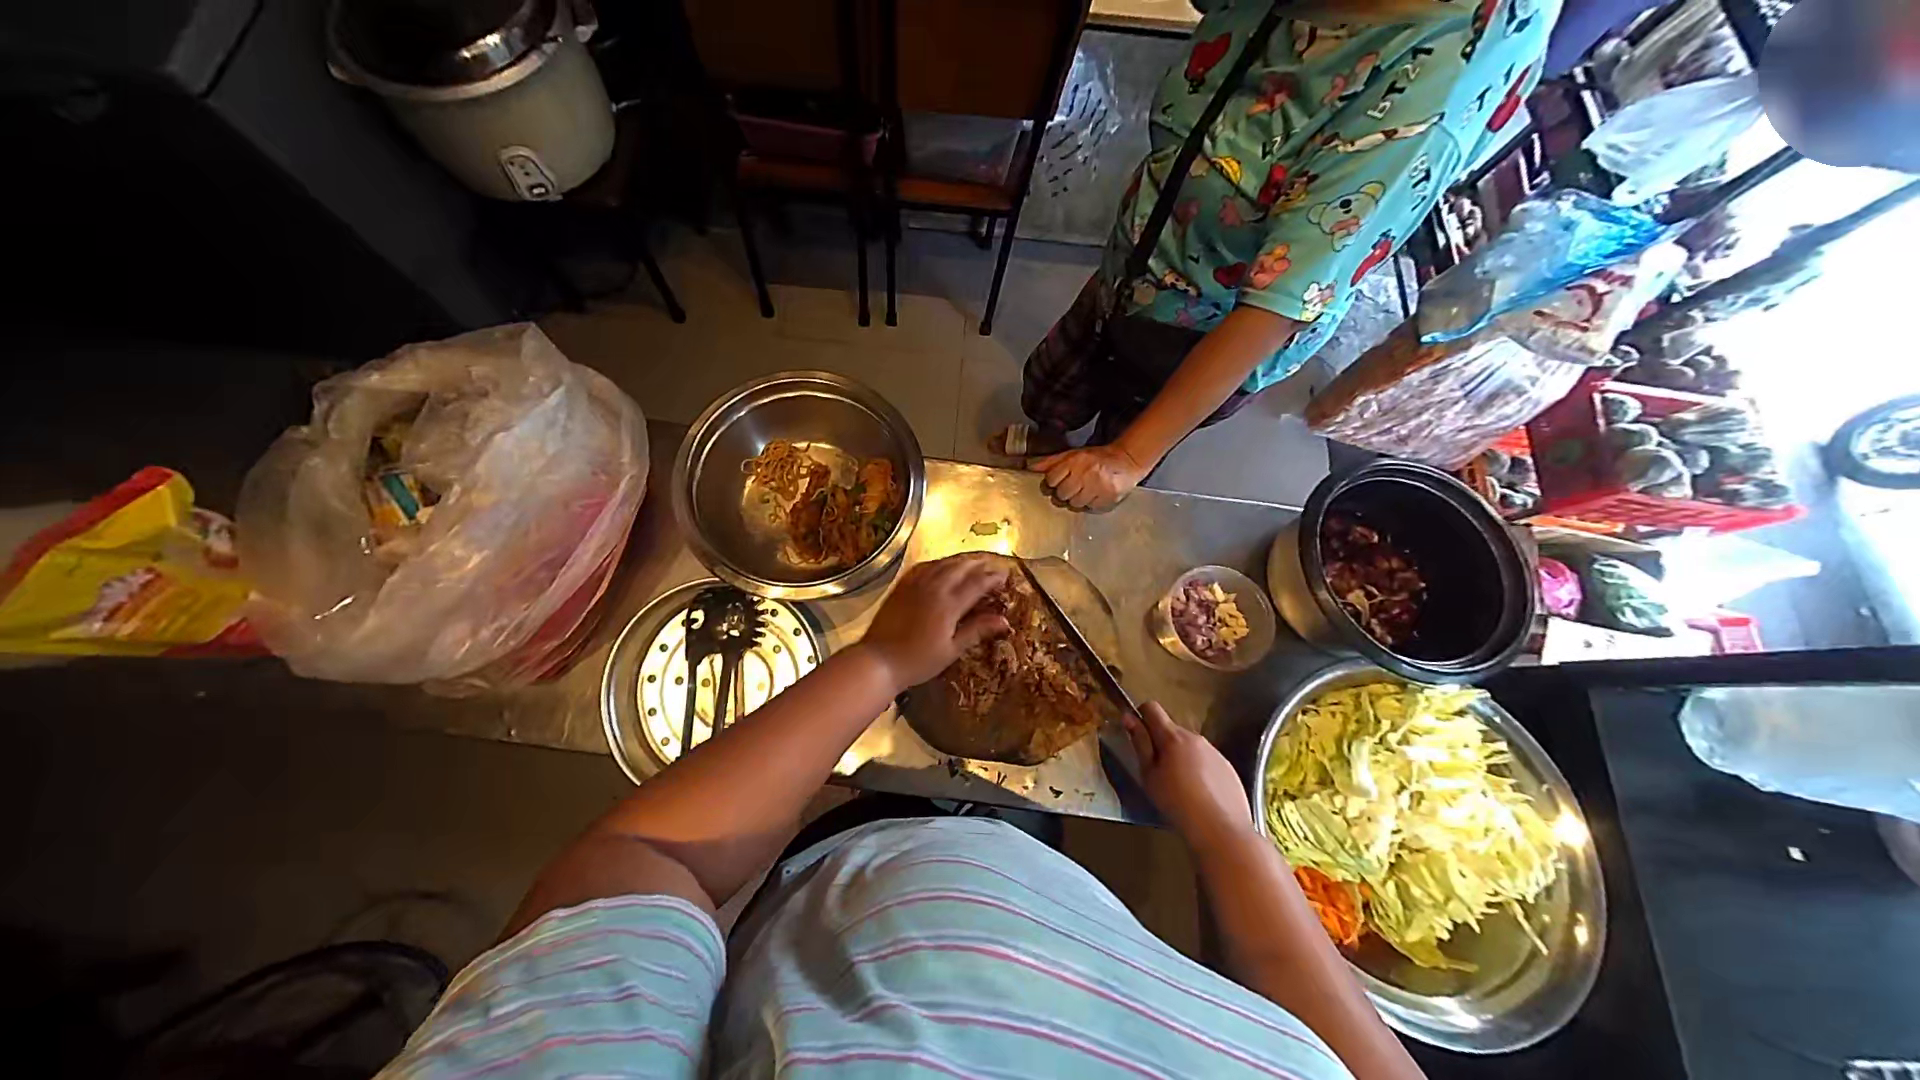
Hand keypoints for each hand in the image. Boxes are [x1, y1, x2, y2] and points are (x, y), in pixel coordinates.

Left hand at [858, 554, 1010, 689]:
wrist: (879, 660)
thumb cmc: (917, 661)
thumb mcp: (951, 650)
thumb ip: (977, 630)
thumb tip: (1004, 621)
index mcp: (949, 604)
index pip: (977, 583)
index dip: (993, 577)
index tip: (1005, 576)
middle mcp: (934, 587)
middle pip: (962, 567)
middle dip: (980, 564)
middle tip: (993, 566)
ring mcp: (916, 583)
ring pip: (943, 563)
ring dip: (961, 560)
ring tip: (974, 562)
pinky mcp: (902, 585)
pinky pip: (924, 566)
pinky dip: (939, 562)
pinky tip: (943, 565)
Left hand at [1031, 444, 1148, 511]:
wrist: (1126, 461)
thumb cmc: (1097, 458)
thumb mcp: (1072, 454)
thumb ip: (1050, 461)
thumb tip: (1028, 465)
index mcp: (1076, 460)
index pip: (1052, 479)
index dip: (1053, 481)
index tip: (1059, 480)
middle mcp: (1086, 474)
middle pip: (1061, 494)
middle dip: (1065, 491)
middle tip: (1074, 485)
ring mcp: (1098, 488)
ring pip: (1074, 504)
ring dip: (1077, 499)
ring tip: (1085, 489)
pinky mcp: (1108, 499)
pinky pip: (1089, 509)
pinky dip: (1090, 504)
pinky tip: (1095, 495)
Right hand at [1122, 702, 1255, 853]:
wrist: (1222, 830)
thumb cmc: (1177, 803)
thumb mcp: (1149, 776)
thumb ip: (1139, 743)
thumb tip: (1129, 717)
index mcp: (1172, 737)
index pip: (1152, 708)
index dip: (1141, 716)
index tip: (1138, 735)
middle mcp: (1195, 737)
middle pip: (1171, 730)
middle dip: (1161, 743)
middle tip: (1158, 772)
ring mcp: (1214, 751)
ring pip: (1189, 746)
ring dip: (1181, 757)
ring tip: (1180, 787)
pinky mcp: (1228, 766)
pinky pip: (1206, 760)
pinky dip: (1199, 770)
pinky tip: (1200, 794)